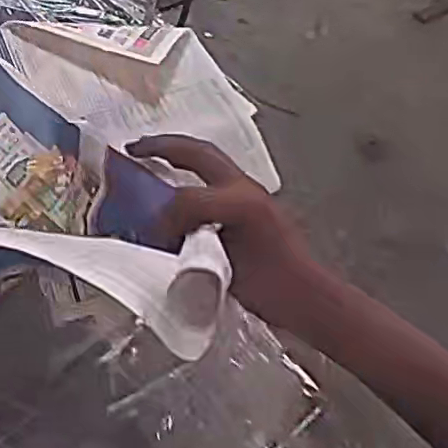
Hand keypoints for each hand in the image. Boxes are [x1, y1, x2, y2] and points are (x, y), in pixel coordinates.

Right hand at [127, 135, 329, 331]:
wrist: (315, 300)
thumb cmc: (277, 292)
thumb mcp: (227, 271)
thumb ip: (191, 247)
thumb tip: (160, 235)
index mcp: (242, 204)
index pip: (187, 198)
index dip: (165, 216)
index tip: (154, 232)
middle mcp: (246, 188)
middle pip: (196, 152)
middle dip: (160, 146)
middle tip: (133, 149)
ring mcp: (251, 189)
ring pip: (206, 154)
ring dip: (175, 149)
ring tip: (148, 152)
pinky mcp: (251, 197)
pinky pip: (213, 168)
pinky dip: (189, 163)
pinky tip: (175, 173)